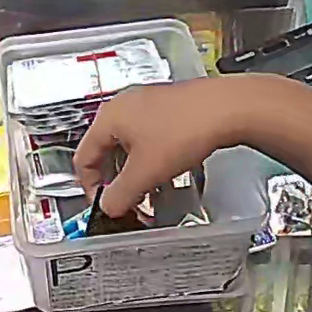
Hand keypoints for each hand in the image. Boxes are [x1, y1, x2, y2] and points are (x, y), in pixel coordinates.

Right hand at [74, 78, 261, 215]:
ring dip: (133, 174)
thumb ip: (119, 196)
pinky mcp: (167, 109)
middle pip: (105, 153)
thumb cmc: (185, 130)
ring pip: (128, 148)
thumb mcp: (144, 174)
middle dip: (115, 182)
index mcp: (108, 117)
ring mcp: (146, 105)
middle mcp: (123, 106)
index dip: (90, 187)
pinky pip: (148, 140)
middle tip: (126, 201)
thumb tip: (108, 207)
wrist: (227, 109)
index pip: (83, 158)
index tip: (104, 204)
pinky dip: (150, 160)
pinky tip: (165, 173)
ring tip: (148, 191)